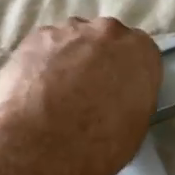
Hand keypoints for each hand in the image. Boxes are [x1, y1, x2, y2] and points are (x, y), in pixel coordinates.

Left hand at [0, 17, 161, 174]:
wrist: (48, 143)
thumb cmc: (101, 143)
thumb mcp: (134, 126)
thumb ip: (131, 99)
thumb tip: (117, 99)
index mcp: (141, 52)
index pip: (139, 54)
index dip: (125, 73)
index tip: (116, 90)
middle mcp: (108, 32)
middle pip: (104, 39)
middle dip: (96, 59)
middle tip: (85, 91)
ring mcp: (70, 31)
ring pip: (71, 40)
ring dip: (67, 59)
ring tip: (54, 92)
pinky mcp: (36, 37)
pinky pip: (42, 47)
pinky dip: (40, 63)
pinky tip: (34, 89)